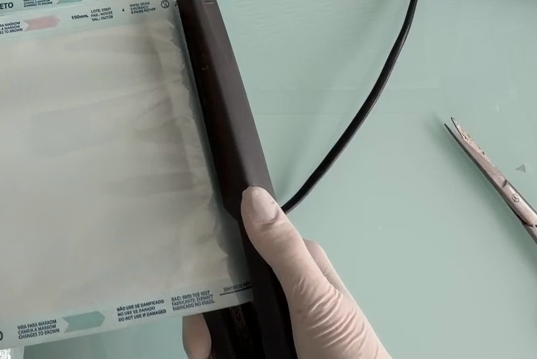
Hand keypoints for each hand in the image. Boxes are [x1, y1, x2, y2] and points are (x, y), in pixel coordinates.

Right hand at [183, 187, 388, 358]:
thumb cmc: (347, 353)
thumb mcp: (316, 298)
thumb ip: (284, 250)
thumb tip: (250, 193)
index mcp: (293, 263)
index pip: (241, 240)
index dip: (212, 252)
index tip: (190, 272)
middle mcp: (277, 288)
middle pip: (223, 283)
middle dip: (203, 307)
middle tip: (198, 339)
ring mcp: (269, 323)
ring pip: (221, 316)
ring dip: (204, 334)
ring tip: (202, 353)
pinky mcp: (260, 347)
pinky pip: (227, 342)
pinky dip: (214, 349)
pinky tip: (208, 357)